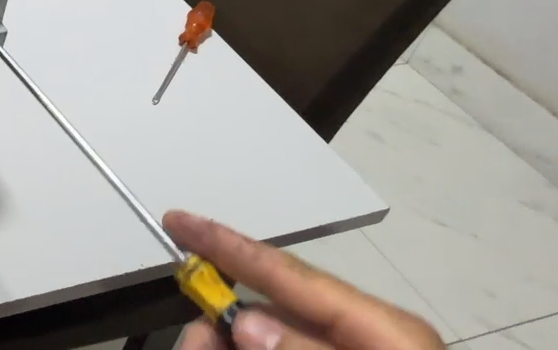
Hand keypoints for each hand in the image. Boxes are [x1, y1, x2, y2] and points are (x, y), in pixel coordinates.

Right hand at [165, 211, 442, 349]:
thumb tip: (245, 320)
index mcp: (381, 329)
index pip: (287, 271)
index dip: (226, 243)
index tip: (175, 221)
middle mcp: (363, 336)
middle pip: (271, 308)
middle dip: (220, 321)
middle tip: (189, 345)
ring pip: (267, 338)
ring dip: (228, 345)